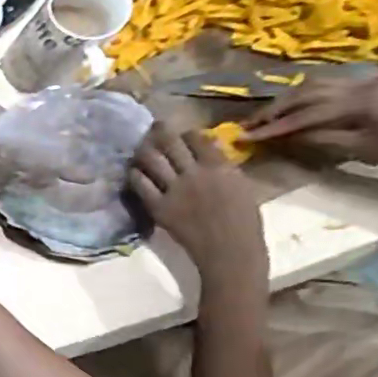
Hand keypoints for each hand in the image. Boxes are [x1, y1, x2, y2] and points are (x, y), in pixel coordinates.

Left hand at [130, 125, 268, 287]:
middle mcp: (194, 173)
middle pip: (171, 143)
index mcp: (219, 167)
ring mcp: (173, 189)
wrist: (229, 250)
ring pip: (152, 160)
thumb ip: (225, 167)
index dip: (187, 132)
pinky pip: (140, 184)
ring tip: (141, 147)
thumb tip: (210, 152)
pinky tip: (134, 171)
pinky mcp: (158, 206)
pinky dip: (135, 174)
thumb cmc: (243, 221)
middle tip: (155, 126)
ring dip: (145, 150)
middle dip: (161, 131)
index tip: (182, 132)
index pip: (197, 139)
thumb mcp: (242, 186)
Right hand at [241, 79, 377, 168]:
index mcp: (359, 101)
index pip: (305, 113)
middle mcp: (359, 84)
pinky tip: (293, 105)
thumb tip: (285, 137)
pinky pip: (327, 85)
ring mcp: (363, 82)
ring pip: (314, 84)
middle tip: (249, 123)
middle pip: (306, 93)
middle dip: (275, 109)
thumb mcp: (357, 149)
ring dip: (287, 99)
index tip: (246, 135)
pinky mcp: (366, 86)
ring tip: (266, 115)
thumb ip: (320, 139)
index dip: (274, 126)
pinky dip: (304, 94)